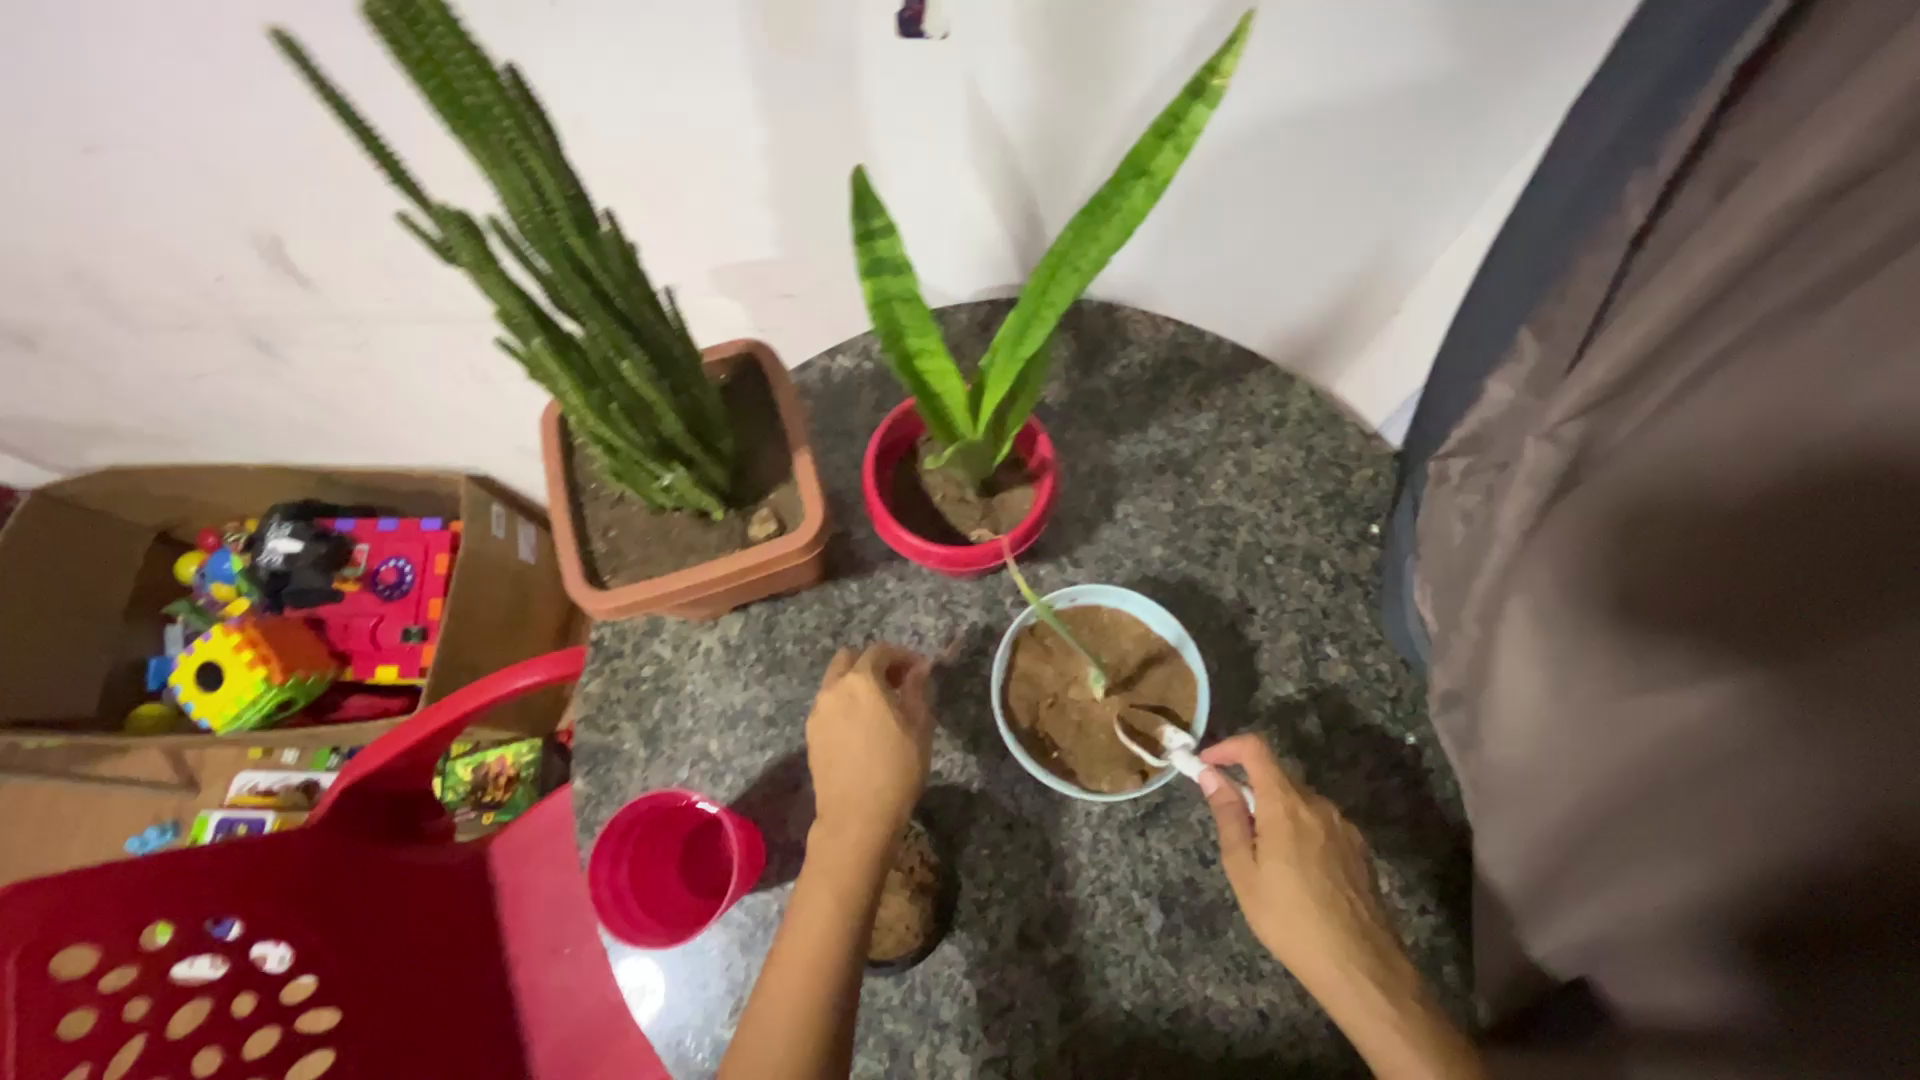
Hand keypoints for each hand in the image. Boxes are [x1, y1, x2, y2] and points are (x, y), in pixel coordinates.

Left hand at [805, 644, 933, 855]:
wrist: (857, 816)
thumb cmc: (897, 768)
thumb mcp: (919, 726)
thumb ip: (917, 689)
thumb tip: (919, 668)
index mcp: (861, 680)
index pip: (880, 651)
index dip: (902, 655)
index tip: (919, 671)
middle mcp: (833, 689)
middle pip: (849, 659)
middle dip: (873, 664)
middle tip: (896, 684)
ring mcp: (818, 712)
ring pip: (835, 683)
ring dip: (856, 684)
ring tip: (880, 708)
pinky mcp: (811, 735)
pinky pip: (829, 706)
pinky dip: (845, 705)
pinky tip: (862, 729)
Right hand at [1198, 734, 1405, 993]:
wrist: (1359, 966)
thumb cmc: (1288, 919)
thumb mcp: (1243, 870)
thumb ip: (1228, 816)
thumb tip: (1210, 775)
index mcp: (1286, 805)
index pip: (1256, 749)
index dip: (1228, 748)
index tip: (1207, 765)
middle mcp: (1318, 804)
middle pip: (1277, 777)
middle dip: (1249, 789)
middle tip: (1232, 829)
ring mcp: (1343, 826)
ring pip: (1299, 802)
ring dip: (1274, 813)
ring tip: (1264, 861)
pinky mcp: (1358, 848)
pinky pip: (1319, 824)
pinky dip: (1298, 830)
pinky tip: (1296, 874)